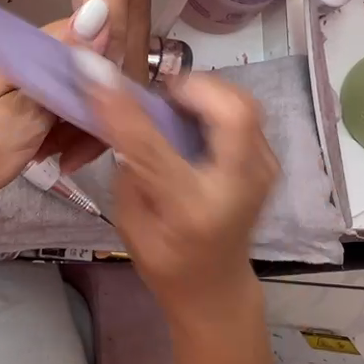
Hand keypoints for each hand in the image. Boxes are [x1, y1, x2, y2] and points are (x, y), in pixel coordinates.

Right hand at [81, 59, 279, 311]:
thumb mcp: (129, 220)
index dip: (123, 109)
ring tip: (172, 109)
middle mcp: (237, 186)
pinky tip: (190, 124)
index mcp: (191, 209)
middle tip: (159, 94)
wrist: (216, 287)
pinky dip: (213, 107)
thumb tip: (116, 109)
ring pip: (243, 104)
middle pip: (232, 110)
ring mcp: (262, 171)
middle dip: (192, 87)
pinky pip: (243, 115)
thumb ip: (128, 166)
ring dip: (203, 95)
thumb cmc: (163, 261)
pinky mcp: (268, 161)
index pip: (154, 147)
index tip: (96, 76)